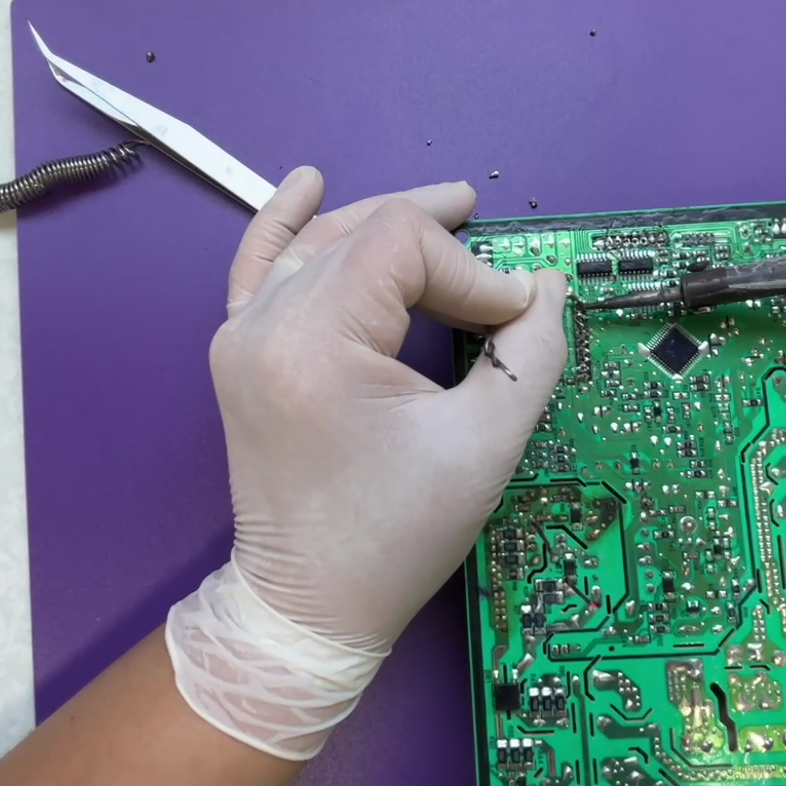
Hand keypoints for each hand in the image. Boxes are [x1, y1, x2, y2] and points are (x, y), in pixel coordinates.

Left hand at [166, 167, 568, 757]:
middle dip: (441, 246)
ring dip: (385, 223)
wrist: (309, 602)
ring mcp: (242, 333)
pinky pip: (262, 264)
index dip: (472, 270)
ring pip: (322, 241)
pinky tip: (309, 183)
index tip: (515, 318)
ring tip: (447, 207)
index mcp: (315, 339)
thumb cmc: (397, 534)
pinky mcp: (240, 351)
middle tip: (497, 246)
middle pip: (364, 232)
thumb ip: (530, 352)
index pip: (403, 246)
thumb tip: (545, 286)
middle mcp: (265, 321)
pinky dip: (290, 222)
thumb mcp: (485, 445)